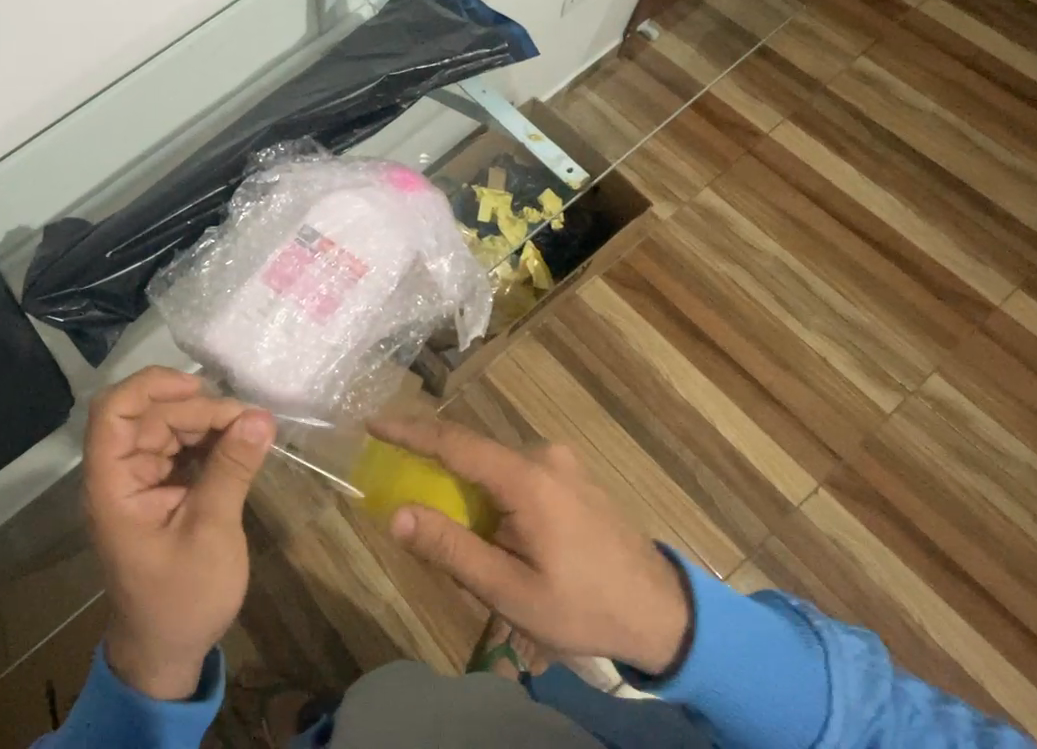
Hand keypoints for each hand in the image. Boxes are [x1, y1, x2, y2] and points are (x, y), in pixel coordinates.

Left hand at [83, 367, 275, 699]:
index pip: (113, 412)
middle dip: (197, 409)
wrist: (166, 653)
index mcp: (113, 485)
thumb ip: (231, 470)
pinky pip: (180, 450)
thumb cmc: (182, 600)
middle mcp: (120, 475)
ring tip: (251, 430)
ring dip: (207, 423)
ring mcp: (139, 483)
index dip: (151, 386)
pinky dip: (209, 442)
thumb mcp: (211, 532)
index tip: (199, 385)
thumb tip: (261, 417)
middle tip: (249, 420)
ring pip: (167, 429)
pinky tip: (239, 445)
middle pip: (149, 416)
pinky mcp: (160, 492)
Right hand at [371, 416, 690, 675]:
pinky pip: (517, 478)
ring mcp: (563, 464)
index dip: (409, 431)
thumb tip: (397, 514)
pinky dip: (495, 500)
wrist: (664, 613)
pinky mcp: (573, 478)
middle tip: (424, 524)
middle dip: (440, 481)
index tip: (372, 423)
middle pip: (473, 457)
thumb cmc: (584, 606)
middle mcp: (544, 457)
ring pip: (495, 470)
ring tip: (478, 554)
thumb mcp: (510, 591)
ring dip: (472, 498)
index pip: (455, 443)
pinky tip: (506, 544)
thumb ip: (451, 549)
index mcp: (527, 479)